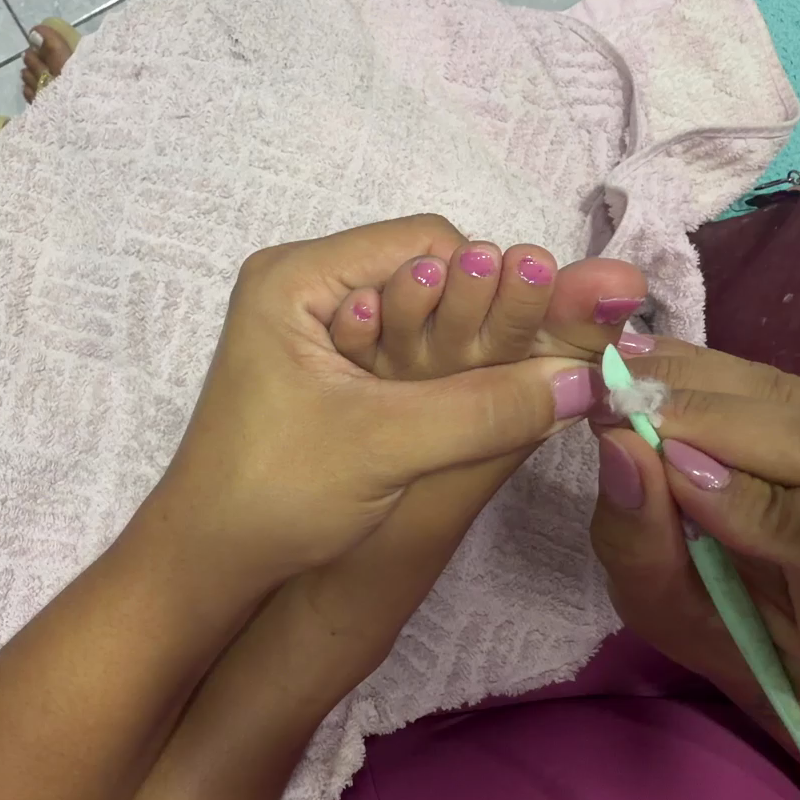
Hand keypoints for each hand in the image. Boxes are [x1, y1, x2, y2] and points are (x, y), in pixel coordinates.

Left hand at [152, 215, 598, 584]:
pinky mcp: (319, 362)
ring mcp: (308, 323)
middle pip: (420, 272)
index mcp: (297, 275)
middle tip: (516, 371)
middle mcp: (302, 282)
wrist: (212, 557)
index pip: (423, 242)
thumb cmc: (278, 492)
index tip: (528, 342)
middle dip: (475, 318)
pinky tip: (455, 405)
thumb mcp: (389, 445)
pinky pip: (394, 345)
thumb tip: (587, 378)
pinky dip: (431, 370)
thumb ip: (489, 408)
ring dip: (457, 349)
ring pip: (413, 313)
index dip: (488, 285)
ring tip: (488, 393)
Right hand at [590, 338, 799, 709]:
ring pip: (789, 399)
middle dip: (705, 415)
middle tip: (608, 401)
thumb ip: (645, 547)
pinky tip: (642, 359)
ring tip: (613, 375)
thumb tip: (621, 446)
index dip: (758, 501)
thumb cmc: (737, 642)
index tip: (662, 469)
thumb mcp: (669, 620)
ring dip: (693, 379)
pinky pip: (767, 382)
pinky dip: (698, 367)